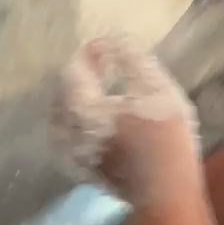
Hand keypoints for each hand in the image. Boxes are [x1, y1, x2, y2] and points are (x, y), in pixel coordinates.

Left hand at [52, 36, 204, 208]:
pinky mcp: (79, 166)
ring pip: (60, 118)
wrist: (163, 184)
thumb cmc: (164, 131)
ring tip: (99, 87)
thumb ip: (133, 60)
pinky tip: (94, 119)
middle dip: (80, 74)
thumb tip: (114, 40)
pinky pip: (65, 137)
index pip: (72, 72)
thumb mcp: (157, 86)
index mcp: (84, 109)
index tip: (108, 43)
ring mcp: (71, 152)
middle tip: (104, 62)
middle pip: (61, 95)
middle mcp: (68, 131)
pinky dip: (75, 120)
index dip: (88, 53)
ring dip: (75, 97)